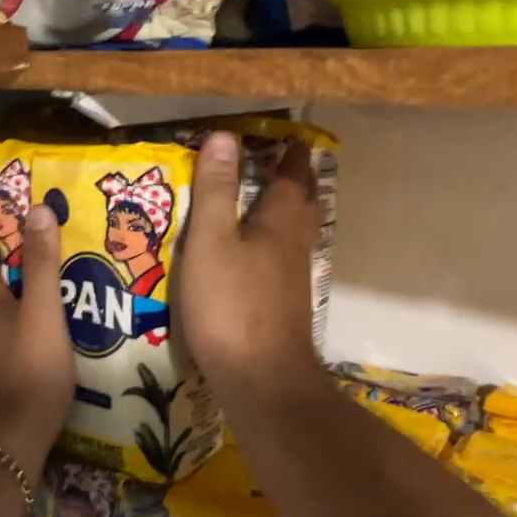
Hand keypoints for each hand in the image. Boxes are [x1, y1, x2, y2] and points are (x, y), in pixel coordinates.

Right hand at [175, 132, 322, 393]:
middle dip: (298, 179)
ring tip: (273, 200)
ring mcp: (292, 280)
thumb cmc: (232, 305)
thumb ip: (216, 190)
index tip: (289, 134)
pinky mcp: (284, 307)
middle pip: (304, 204)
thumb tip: (225, 136)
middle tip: (286, 161)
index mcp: (279, 223)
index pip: (292, 176)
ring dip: (291, 210)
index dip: (290, 154)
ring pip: (298, 233)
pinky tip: (259, 255)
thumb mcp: (211, 241)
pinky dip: (277, 242)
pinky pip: (285, 259)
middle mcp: (294, 246)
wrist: (262, 381)